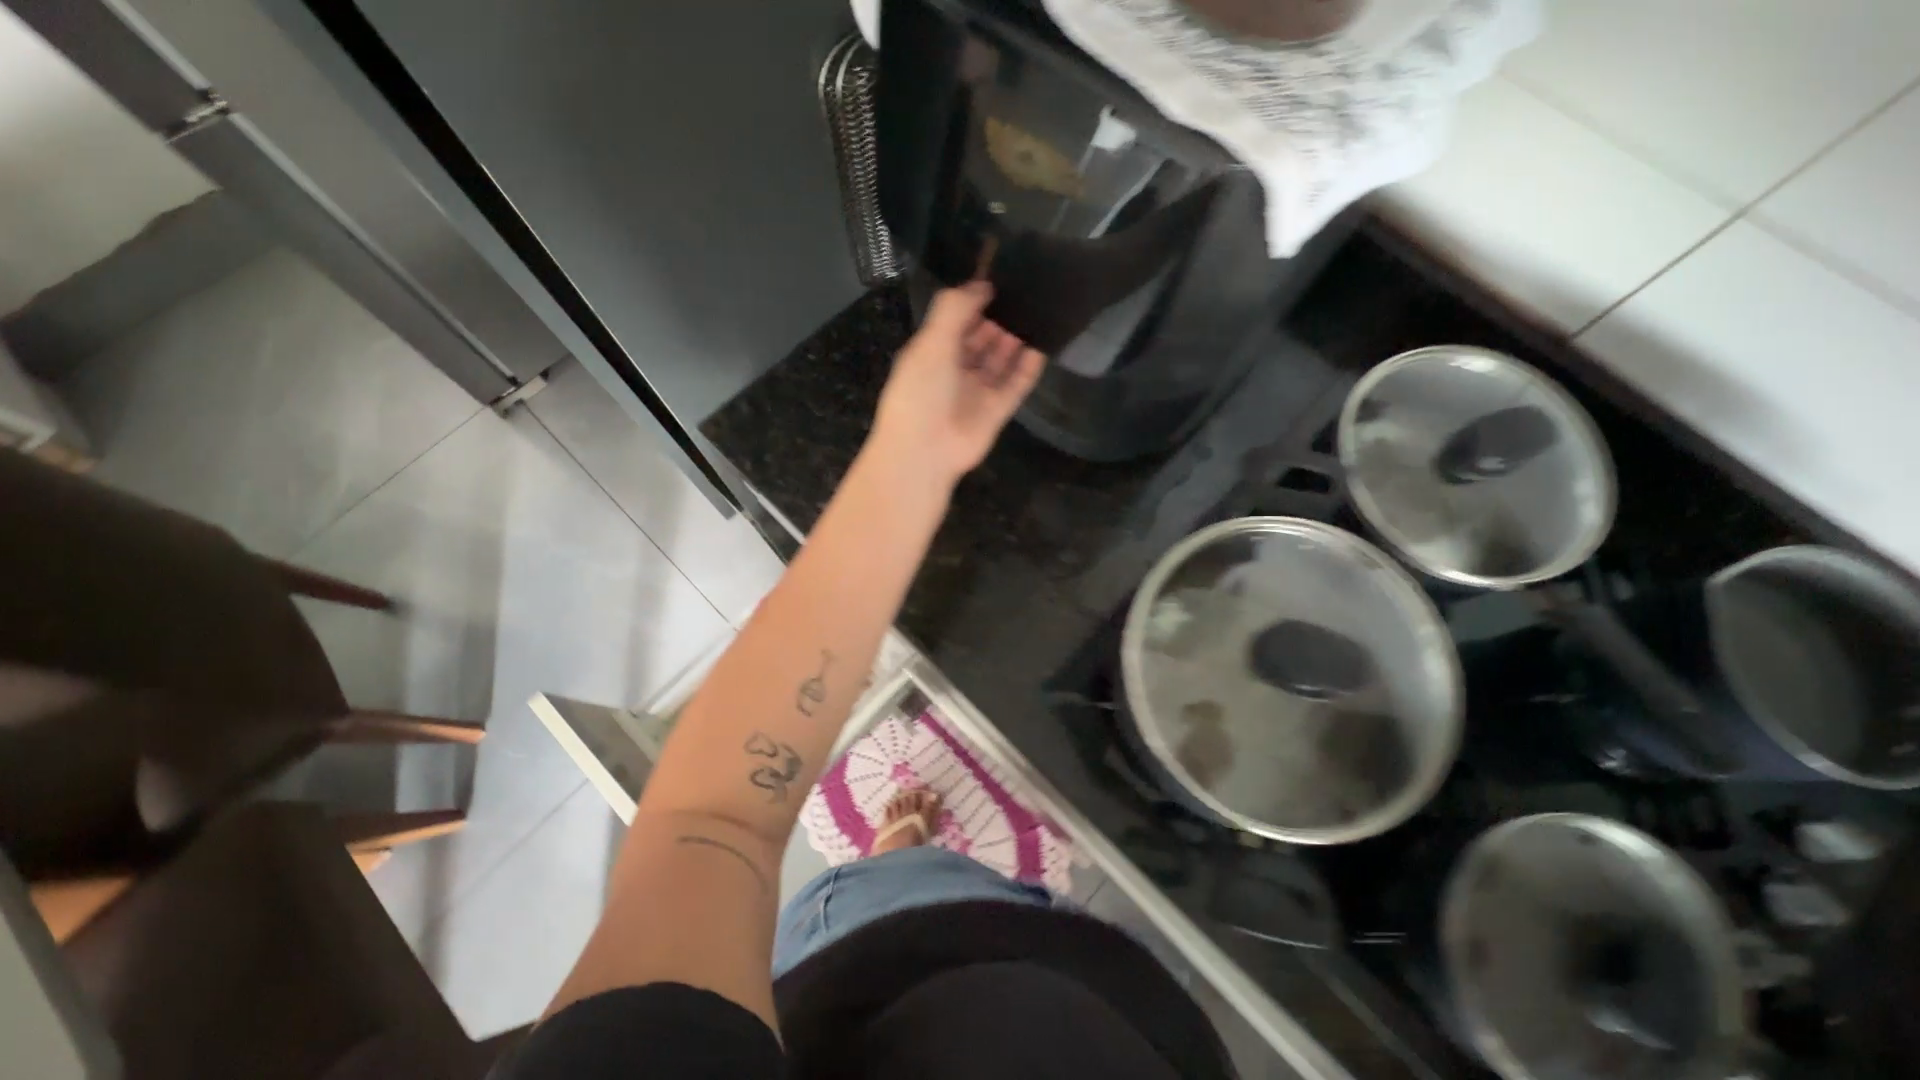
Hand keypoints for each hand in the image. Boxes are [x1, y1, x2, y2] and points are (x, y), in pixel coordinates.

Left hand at [869, 283, 1046, 484]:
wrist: (923, 451)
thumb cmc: (920, 392)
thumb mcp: (931, 342)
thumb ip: (954, 309)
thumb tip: (981, 284)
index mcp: (931, 351)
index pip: (955, 320)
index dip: (974, 300)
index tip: (998, 278)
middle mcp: (954, 369)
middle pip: (980, 338)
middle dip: (998, 317)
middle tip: (1025, 292)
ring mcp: (976, 390)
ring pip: (1000, 359)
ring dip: (1015, 338)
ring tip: (1038, 312)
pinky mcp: (996, 410)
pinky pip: (1016, 383)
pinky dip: (1028, 366)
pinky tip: (1043, 345)